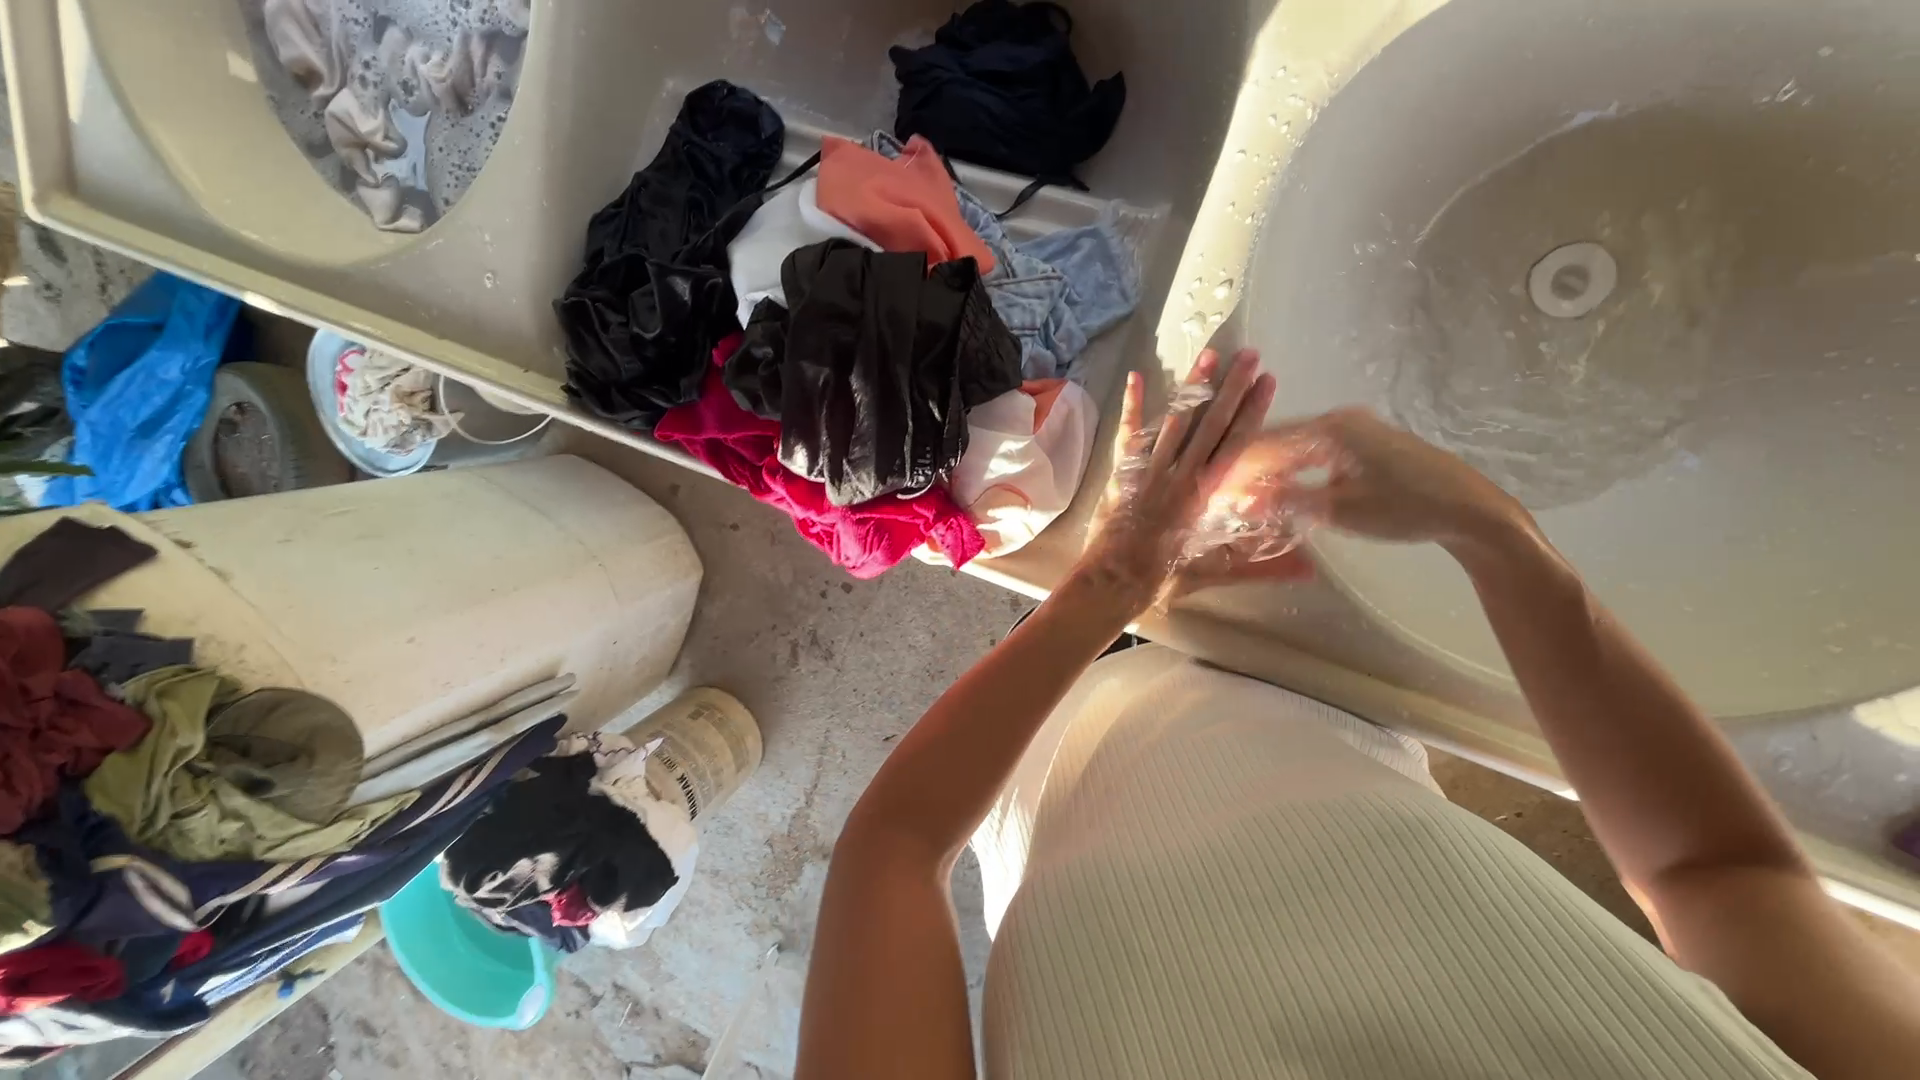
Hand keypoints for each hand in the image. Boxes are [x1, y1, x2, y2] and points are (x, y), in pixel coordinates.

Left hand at [1076, 348, 1276, 611]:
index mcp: (1205, 494)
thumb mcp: (1216, 572)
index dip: (1254, 412)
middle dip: (1231, 387)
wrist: (1112, 580)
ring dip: (1193, 387)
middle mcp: (1180, 473)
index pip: (1236, 444)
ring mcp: (1148, 468)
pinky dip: (1132, 404)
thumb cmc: (1162, 577)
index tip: (1268, 382)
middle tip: (1248, 354)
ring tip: (1209, 354)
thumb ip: (1263, 567)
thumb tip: (1311, 568)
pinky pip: (1128, 432)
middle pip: (1210, 423)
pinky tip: (1136, 375)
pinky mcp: (1121, 470)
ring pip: (1175, 420)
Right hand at [1223, 406, 1529, 549]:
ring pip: (1299, 449)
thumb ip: (1288, 502)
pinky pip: (1318, 454)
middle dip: (1252, 469)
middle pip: (1281, 443)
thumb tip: (1243, 501)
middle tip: (1224, 493)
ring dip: (1274, 471)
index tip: (1211, 487)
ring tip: (1248, 495)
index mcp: (1331, 428)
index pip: (1267, 445)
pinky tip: (1286, 489)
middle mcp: (1341, 420)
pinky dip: (1298, 471)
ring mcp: (1357, 430)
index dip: (1237, 467)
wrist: (1470, 509)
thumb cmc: (1404, 507)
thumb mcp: (1339, 510)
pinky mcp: (1369, 445)